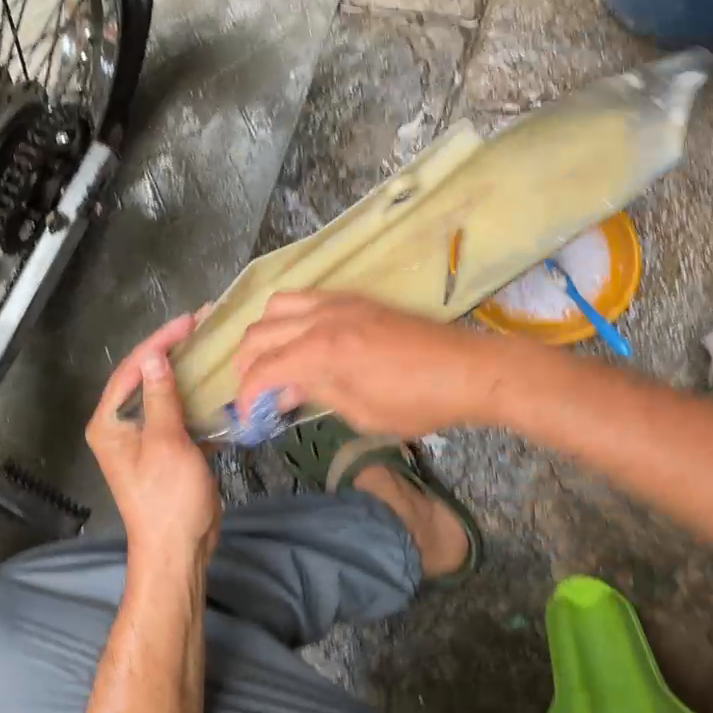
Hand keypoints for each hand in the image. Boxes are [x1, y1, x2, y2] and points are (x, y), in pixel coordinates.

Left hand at [86, 312, 221, 564]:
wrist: (179, 552)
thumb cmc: (167, 499)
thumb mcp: (166, 443)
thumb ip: (160, 397)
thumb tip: (154, 355)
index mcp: (109, 422)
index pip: (132, 369)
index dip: (159, 342)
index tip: (189, 320)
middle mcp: (121, 425)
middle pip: (146, 377)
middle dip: (173, 351)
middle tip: (202, 324)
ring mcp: (145, 437)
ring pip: (165, 393)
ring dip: (187, 372)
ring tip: (212, 345)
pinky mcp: (167, 449)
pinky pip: (180, 414)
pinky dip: (197, 399)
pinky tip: (219, 384)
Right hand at [234, 292, 504, 437]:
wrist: (466, 369)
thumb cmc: (417, 402)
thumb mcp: (362, 413)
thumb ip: (318, 394)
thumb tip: (288, 389)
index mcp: (322, 351)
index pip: (264, 368)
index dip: (247, 394)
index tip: (247, 415)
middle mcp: (321, 319)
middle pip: (261, 331)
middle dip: (246, 362)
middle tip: (251, 389)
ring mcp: (337, 303)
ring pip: (277, 304)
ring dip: (263, 331)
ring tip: (269, 358)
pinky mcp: (354, 299)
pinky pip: (304, 297)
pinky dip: (287, 316)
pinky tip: (297, 338)